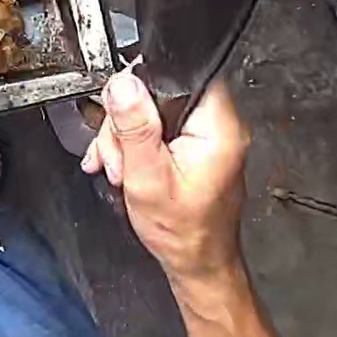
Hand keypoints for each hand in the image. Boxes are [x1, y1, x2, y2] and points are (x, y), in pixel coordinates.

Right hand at [82, 71, 251, 289]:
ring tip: (120, 169)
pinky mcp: (190, 144)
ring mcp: (202, 134)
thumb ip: (135, 129)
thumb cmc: (182, 232)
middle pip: (156, 92)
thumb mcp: (148, 178)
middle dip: (125, 122)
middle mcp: (215, 125)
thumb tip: (123, 84)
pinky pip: (152, 126)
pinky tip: (122, 165)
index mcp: (217, 127)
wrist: (194, 263)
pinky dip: (131, 144)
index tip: (125, 112)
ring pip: (148, 110)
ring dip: (123, 137)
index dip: (145, 84)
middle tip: (119, 156)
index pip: (182, 74)